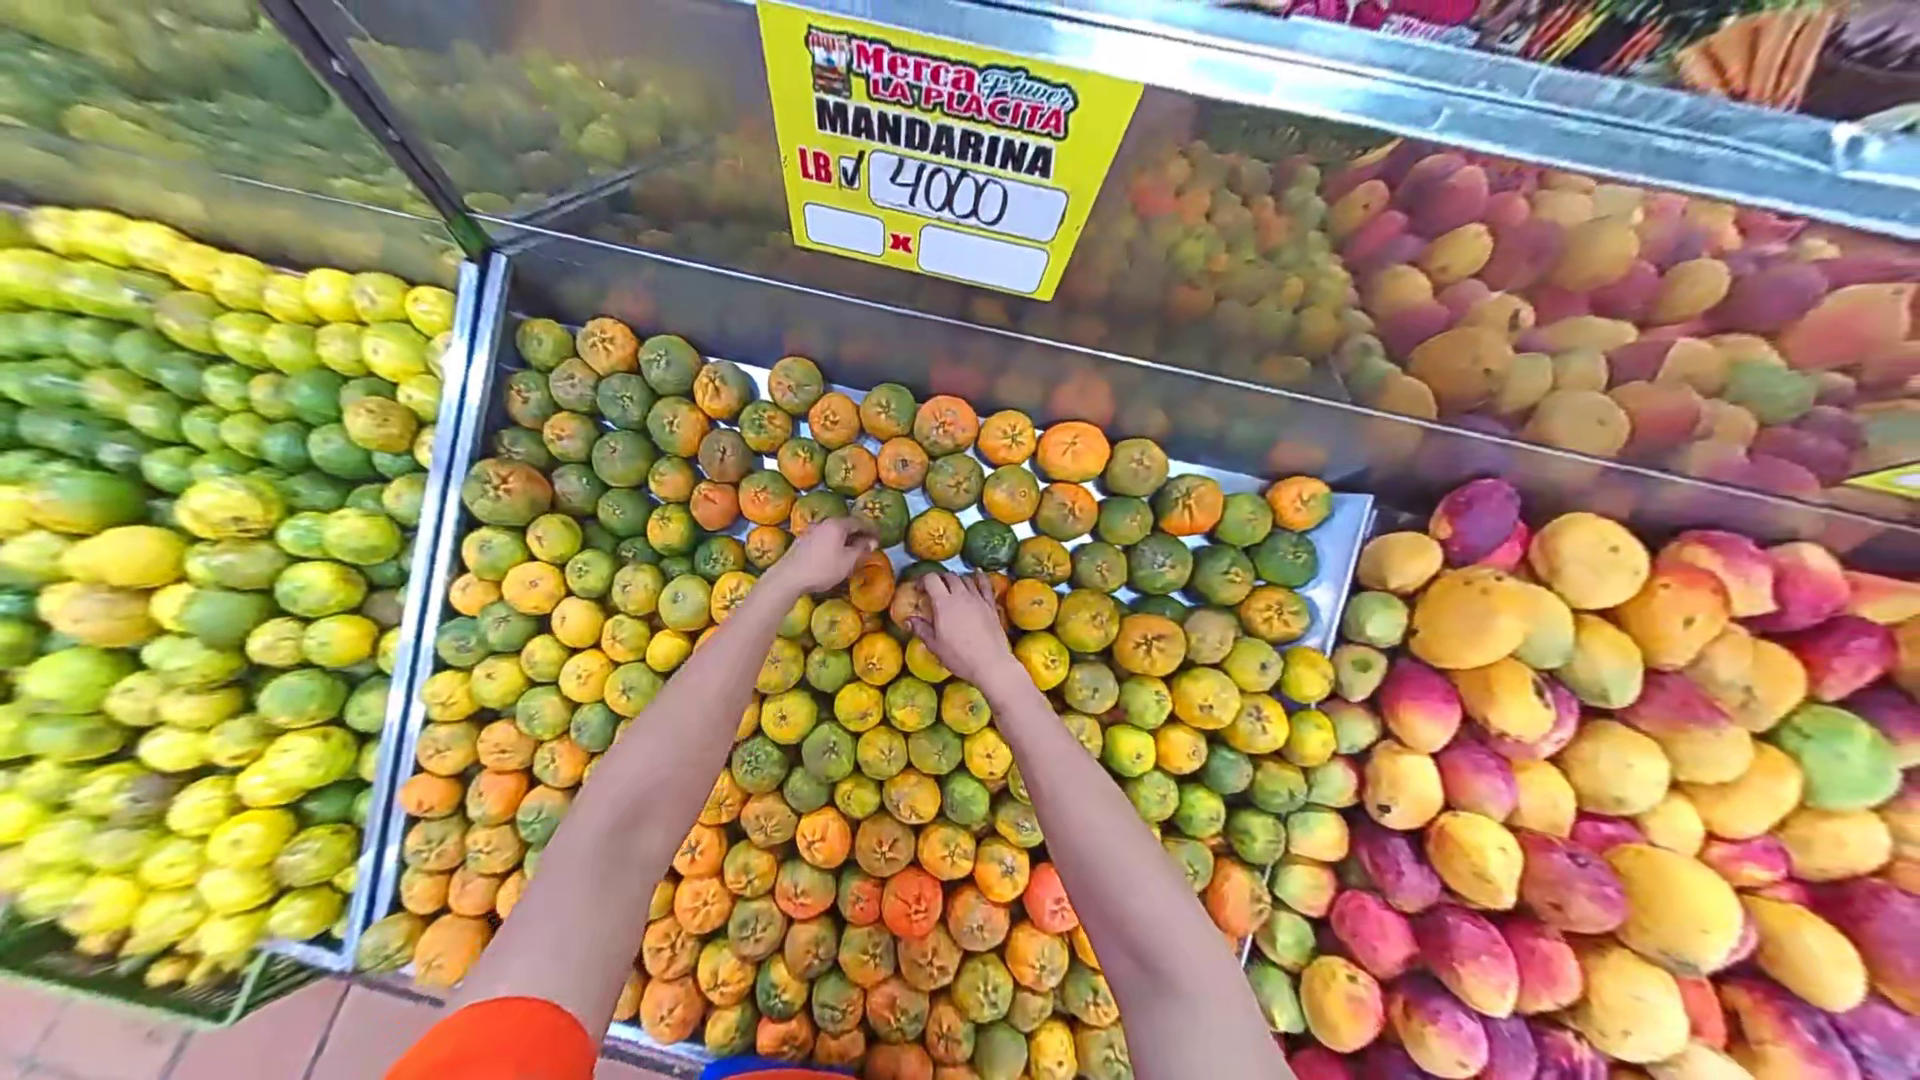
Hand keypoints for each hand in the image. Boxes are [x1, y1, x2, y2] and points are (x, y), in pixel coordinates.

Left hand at [763, 517, 877, 596]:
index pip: (859, 522)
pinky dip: (833, 544)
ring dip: (845, 540)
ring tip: (851, 552)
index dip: (871, 530)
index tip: (879, 538)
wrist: (788, 578)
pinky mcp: (802, 542)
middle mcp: (823, 523)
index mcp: (837, 525)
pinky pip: (823, 539)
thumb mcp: (848, 561)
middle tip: (868, 546)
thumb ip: (862, 549)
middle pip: (845, 525)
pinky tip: (833, 556)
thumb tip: (871, 542)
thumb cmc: (822, 569)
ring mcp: (810, 531)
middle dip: (858, 534)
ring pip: (833, 532)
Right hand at [905, 572, 1023, 692]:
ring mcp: (978, 599)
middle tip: (934, 589)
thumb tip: (908, 620)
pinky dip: (979, 577)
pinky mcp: (991, 605)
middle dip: (939, 579)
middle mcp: (961, 596)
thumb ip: (921, 629)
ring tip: (952, 586)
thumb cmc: (959, 657)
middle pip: (949, 576)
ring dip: (957, 579)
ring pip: (966, 578)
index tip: (919, 589)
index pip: (932, 579)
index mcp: (944, 604)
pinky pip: (985, 584)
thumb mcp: (935, 645)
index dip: (923, 580)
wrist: (990, 664)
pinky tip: (977, 573)